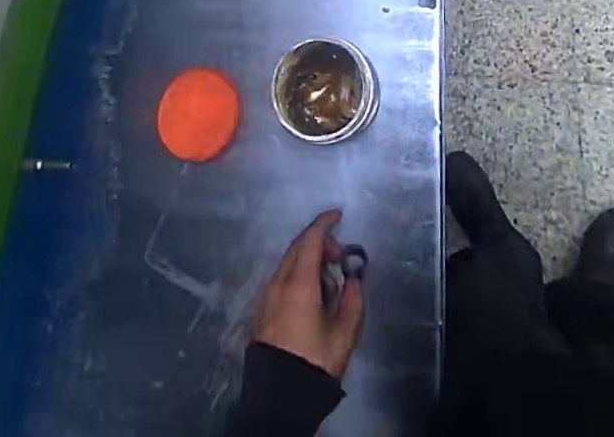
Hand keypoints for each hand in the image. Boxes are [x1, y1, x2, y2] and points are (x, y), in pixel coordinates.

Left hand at [251, 209, 365, 378]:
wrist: (277, 400)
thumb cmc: (313, 362)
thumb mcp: (344, 334)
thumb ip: (352, 301)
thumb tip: (350, 282)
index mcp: (298, 283)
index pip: (310, 240)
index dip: (324, 223)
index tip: (338, 214)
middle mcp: (278, 284)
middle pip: (297, 248)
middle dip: (320, 244)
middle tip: (340, 257)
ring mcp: (265, 299)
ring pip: (288, 265)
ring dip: (309, 263)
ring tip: (329, 288)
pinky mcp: (260, 313)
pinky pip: (281, 282)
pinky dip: (298, 278)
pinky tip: (311, 301)